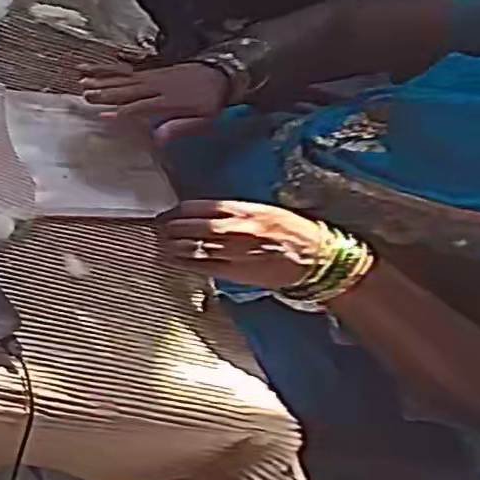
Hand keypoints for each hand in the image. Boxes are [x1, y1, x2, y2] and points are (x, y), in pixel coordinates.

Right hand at [80, 61, 226, 137]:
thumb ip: (180, 127)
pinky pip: (123, 70)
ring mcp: (151, 77)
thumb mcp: (204, 119)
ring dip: (101, 80)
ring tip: (83, 82)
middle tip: (86, 95)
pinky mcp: (147, 71)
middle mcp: (157, 86)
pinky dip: (106, 70)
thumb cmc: (210, 102)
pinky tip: (92, 69)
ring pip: (122, 79)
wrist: (221, 74)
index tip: (103, 115)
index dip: (122, 112)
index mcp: (170, 101)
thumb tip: (157, 138)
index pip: (140, 107)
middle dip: (106, 93)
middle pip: (126, 90)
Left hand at [156, 201, 329, 289]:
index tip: (164, 216)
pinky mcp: (236, 271)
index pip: (195, 207)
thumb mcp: (263, 211)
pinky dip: (182, 262)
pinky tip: (172, 260)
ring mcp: (235, 251)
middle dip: (167, 229)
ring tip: (160, 245)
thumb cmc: (292, 232)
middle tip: (157, 231)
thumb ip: (230, 211)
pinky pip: (200, 266)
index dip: (174, 212)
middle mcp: (237, 229)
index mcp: (243, 210)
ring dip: (170, 246)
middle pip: (188, 227)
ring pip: (191, 247)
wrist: (322, 259)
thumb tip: (195, 213)